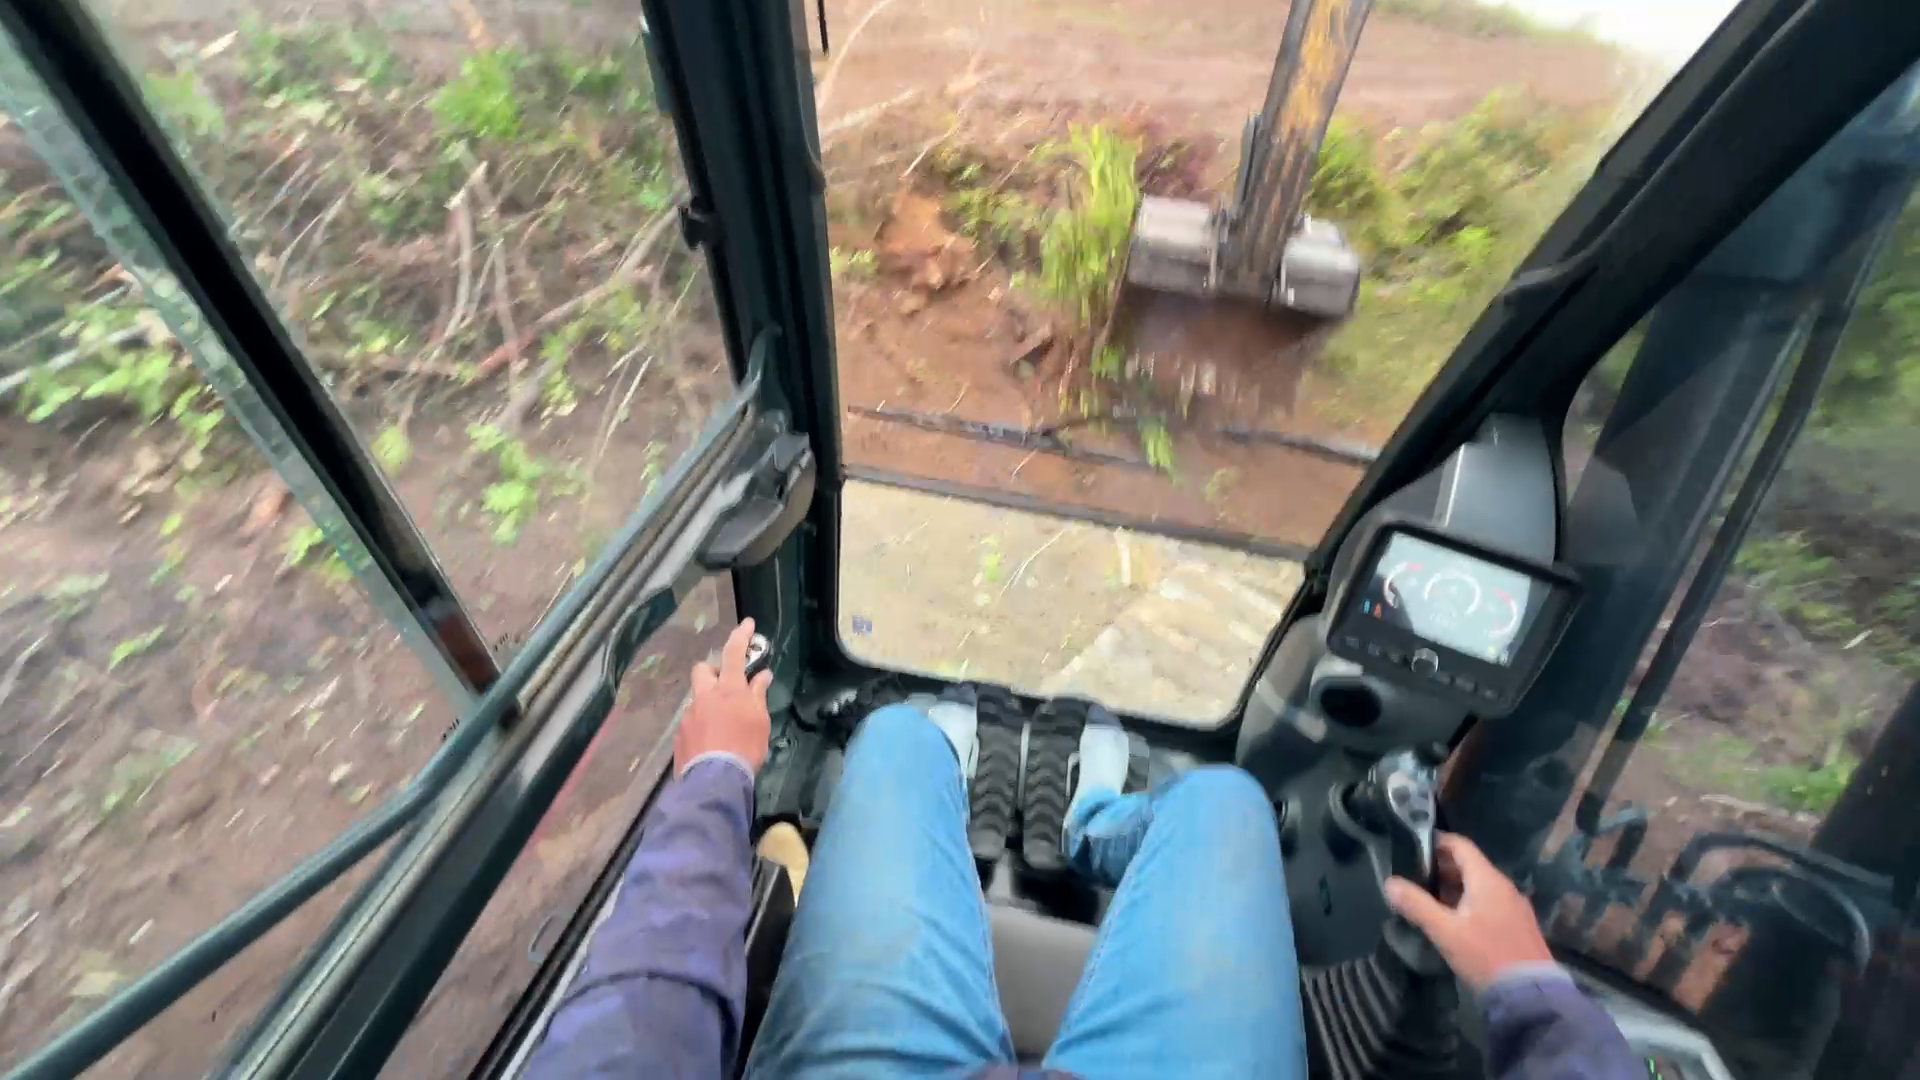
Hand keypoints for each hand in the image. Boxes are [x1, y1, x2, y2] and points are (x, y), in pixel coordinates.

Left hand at [675, 619, 772, 776]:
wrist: (715, 780)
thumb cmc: (745, 747)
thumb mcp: (760, 720)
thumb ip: (758, 695)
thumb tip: (761, 676)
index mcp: (728, 689)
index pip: (734, 653)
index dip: (741, 636)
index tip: (747, 624)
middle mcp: (705, 696)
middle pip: (703, 669)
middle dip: (714, 671)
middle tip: (729, 685)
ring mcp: (689, 715)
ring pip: (698, 698)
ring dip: (710, 702)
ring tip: (723, 723)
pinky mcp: (680, 735)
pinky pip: (692, 721)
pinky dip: (702, 724)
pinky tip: (712, 741)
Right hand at [1385, 832, 1553, 991]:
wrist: (1533, 1000)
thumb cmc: (1486, 955)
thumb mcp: (1444, 930)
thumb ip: (1415, 904)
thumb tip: (1389, 883)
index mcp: (1488, 880)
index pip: (1460, 845)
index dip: (1435, 841)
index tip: (1412, 847)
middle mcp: (1505, 887)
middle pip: (1469, 864)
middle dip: (1441, 867)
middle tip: (1414, 875)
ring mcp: (1516, 908)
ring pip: (1479, 885)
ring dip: (1454, 886)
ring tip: (1429, 898)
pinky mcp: (1520, 927)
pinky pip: (1490, 902)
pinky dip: (1469, 901)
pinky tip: (1455, 919)